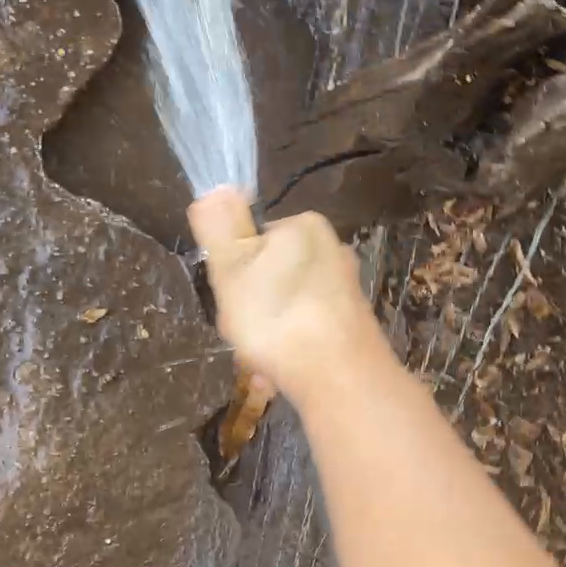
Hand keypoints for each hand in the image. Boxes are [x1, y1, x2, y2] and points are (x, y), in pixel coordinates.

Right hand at [187, 188, 379, 400]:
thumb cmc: (276, 318)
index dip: (232, 272)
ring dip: (266, 330)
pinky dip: (288, 346)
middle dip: (249, 305)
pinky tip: (279, 372)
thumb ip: (218, 226)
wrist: (339, 378)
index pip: (250, 241)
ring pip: (284, 303)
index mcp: (303, 226)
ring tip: (260, 359)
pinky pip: (303, 327)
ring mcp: (344, 286)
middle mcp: (330, 248)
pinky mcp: (351, 320)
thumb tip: (214, 188)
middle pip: (267, 272)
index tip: (230, 300)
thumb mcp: (231, 267)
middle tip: (242, 332)